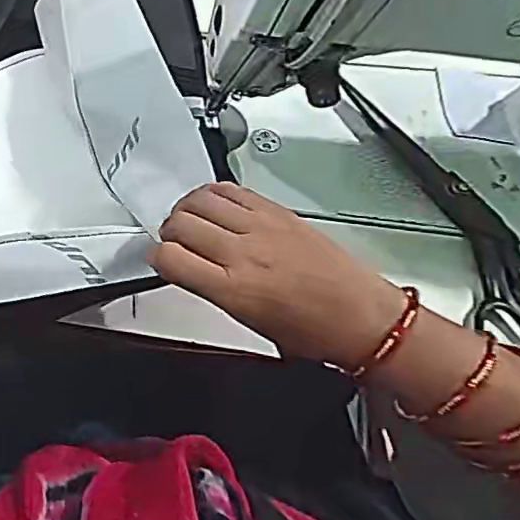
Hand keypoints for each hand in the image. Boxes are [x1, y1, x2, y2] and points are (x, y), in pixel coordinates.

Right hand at [153, 183, 406, 366]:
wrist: (363, 318)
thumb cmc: (312, 329)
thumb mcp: (246, 321)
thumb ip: (207, 286)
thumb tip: (181, 265)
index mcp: (233, 289)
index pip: (169, 257)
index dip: (156, 256)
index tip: (160, 259)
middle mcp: (244, 253)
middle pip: (179, 223)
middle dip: (168, 232)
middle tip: (174, 241)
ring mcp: (262, 227)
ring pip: (199, 200)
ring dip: (185, 209)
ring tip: (191, 220)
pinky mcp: (278, 212)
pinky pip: (230, 189)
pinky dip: (212, 194)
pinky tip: (214, 207)